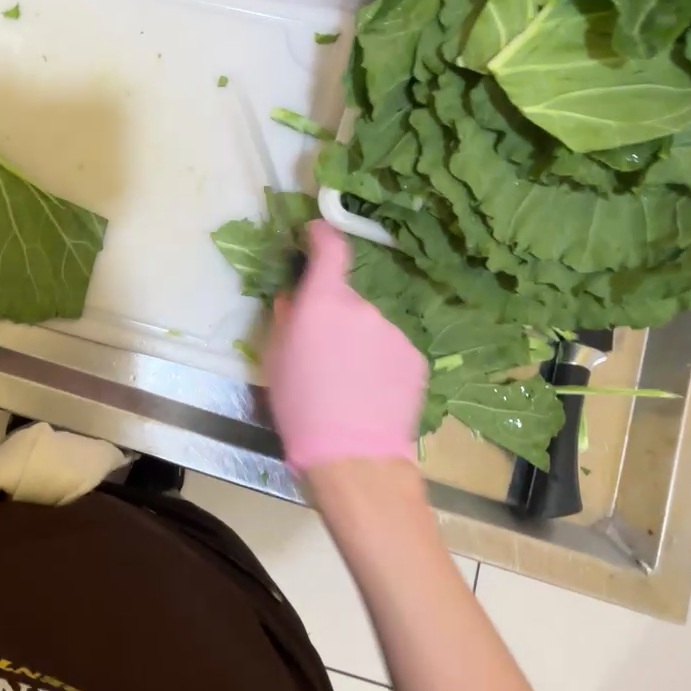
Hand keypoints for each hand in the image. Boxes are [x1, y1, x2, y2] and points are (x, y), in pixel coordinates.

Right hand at [267, 221, 427, 469]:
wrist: (352, 455)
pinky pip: (390, 348)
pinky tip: (370, 390)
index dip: (321, 235)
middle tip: (321, 348)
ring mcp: (394, 331)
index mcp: (323, 301)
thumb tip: (294, 299)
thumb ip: (284, 318)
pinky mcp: (416, 357)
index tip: (313, 234)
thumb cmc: (299, 405)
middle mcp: (363, 306)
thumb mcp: (274, 358)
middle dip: (333, 313)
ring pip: (370, 325)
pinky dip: (379, 360)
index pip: (330, 248)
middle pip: (346, 296)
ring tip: (347, 379)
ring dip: (358, 339)